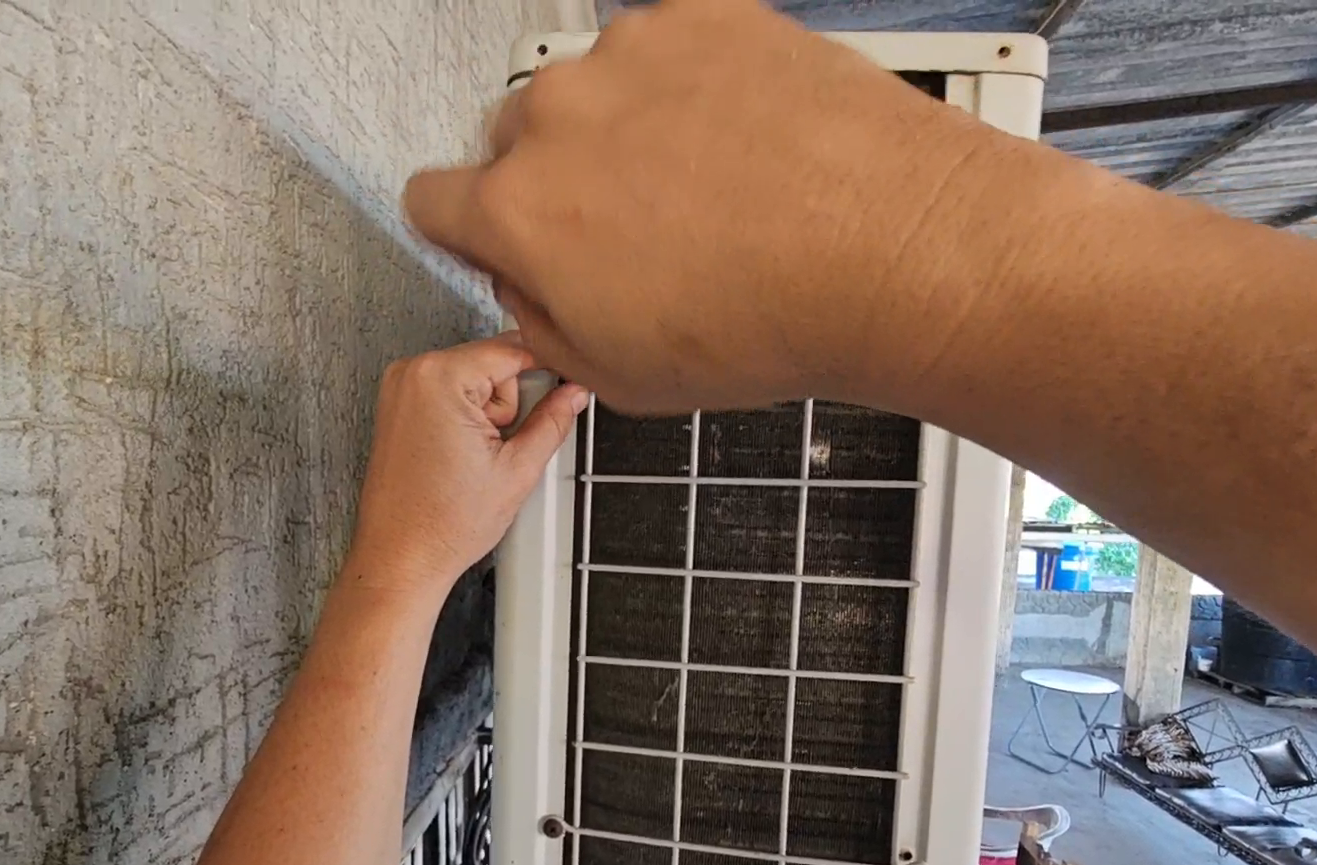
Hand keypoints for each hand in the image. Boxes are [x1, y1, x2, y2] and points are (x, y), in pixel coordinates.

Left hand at [343, 336, 587, 595]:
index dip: (549, 368)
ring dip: (488, 413)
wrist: (402, 558)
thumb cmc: (444, 524)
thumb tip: (575, 394)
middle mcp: (414, 373)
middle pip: (492, 363)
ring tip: (476, 459)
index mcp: (441, 378)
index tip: (569, 384)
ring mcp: (401, 387)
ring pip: (474, 379)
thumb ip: (553, 421)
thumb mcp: (517, 470)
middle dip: (509, 402)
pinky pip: (451, 394)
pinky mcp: (398, 405)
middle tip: (500, 449)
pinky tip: (462, 455)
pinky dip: (467, 417)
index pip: (514, 349)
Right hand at [402, 0, 1068, 413]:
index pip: (433, 202)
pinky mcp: (701, 18)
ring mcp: (630, 56)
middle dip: (547, 188)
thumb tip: (520, 286)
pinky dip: (680, 98)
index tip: (495, 238)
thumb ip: (540, 326)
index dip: (464, 230)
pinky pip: (658, 59)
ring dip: (617, 139)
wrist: (883, 253)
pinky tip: (731, 151)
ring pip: (586, 97)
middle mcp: (557, 117)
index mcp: (520, 213)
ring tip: (694, 194)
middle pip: (510, 144)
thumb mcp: (619, 377)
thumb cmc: (760, 323)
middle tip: (622, 234)